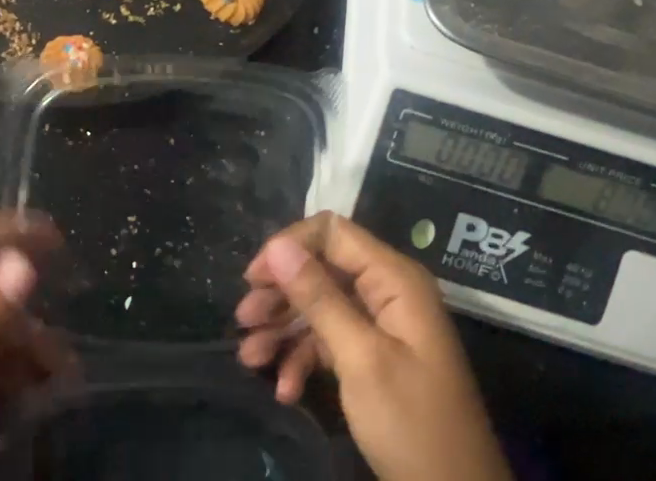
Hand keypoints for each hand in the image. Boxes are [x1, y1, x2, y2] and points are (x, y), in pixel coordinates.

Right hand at [236, 213, 513, 480]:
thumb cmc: (412, 423)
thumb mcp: (360, 358)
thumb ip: (318, 298)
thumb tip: (277, 245)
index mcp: (394, 279)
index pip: (332, 232)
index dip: (289, 246)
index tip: (254, 278)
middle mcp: (387, 293)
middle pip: (321, 270)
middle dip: (280, 294)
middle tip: (244, 320)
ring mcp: (380, 326)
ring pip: (319, 308)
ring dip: (282, 330)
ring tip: (250, 357)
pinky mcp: (372, 357)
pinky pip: (328, 341)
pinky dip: (302, 360)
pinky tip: (284, 389)